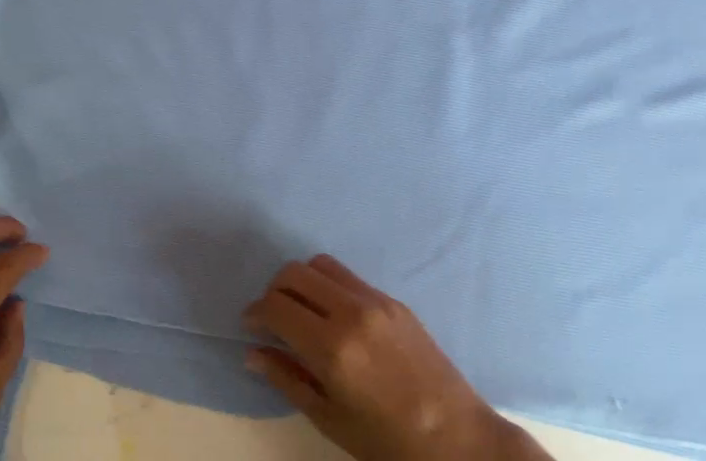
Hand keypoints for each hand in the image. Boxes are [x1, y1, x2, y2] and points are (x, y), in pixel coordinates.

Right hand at [245, 255, 551, 460]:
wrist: (455, 436)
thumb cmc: (387, 440)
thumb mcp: (329, 418)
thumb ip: (287, 379)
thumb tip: (253, 353)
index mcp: (331, 347)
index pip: (276, 306)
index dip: (255, 313)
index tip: (250, 326)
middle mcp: (351, 312)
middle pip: (294, 273)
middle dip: (274, 291)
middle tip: (272, 318)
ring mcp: (376, 301)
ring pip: (322, 265)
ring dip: (301, 282)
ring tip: (302, 312)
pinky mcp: (394, 301)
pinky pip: (350, 278)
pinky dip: (330, 287)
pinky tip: (334, 317)